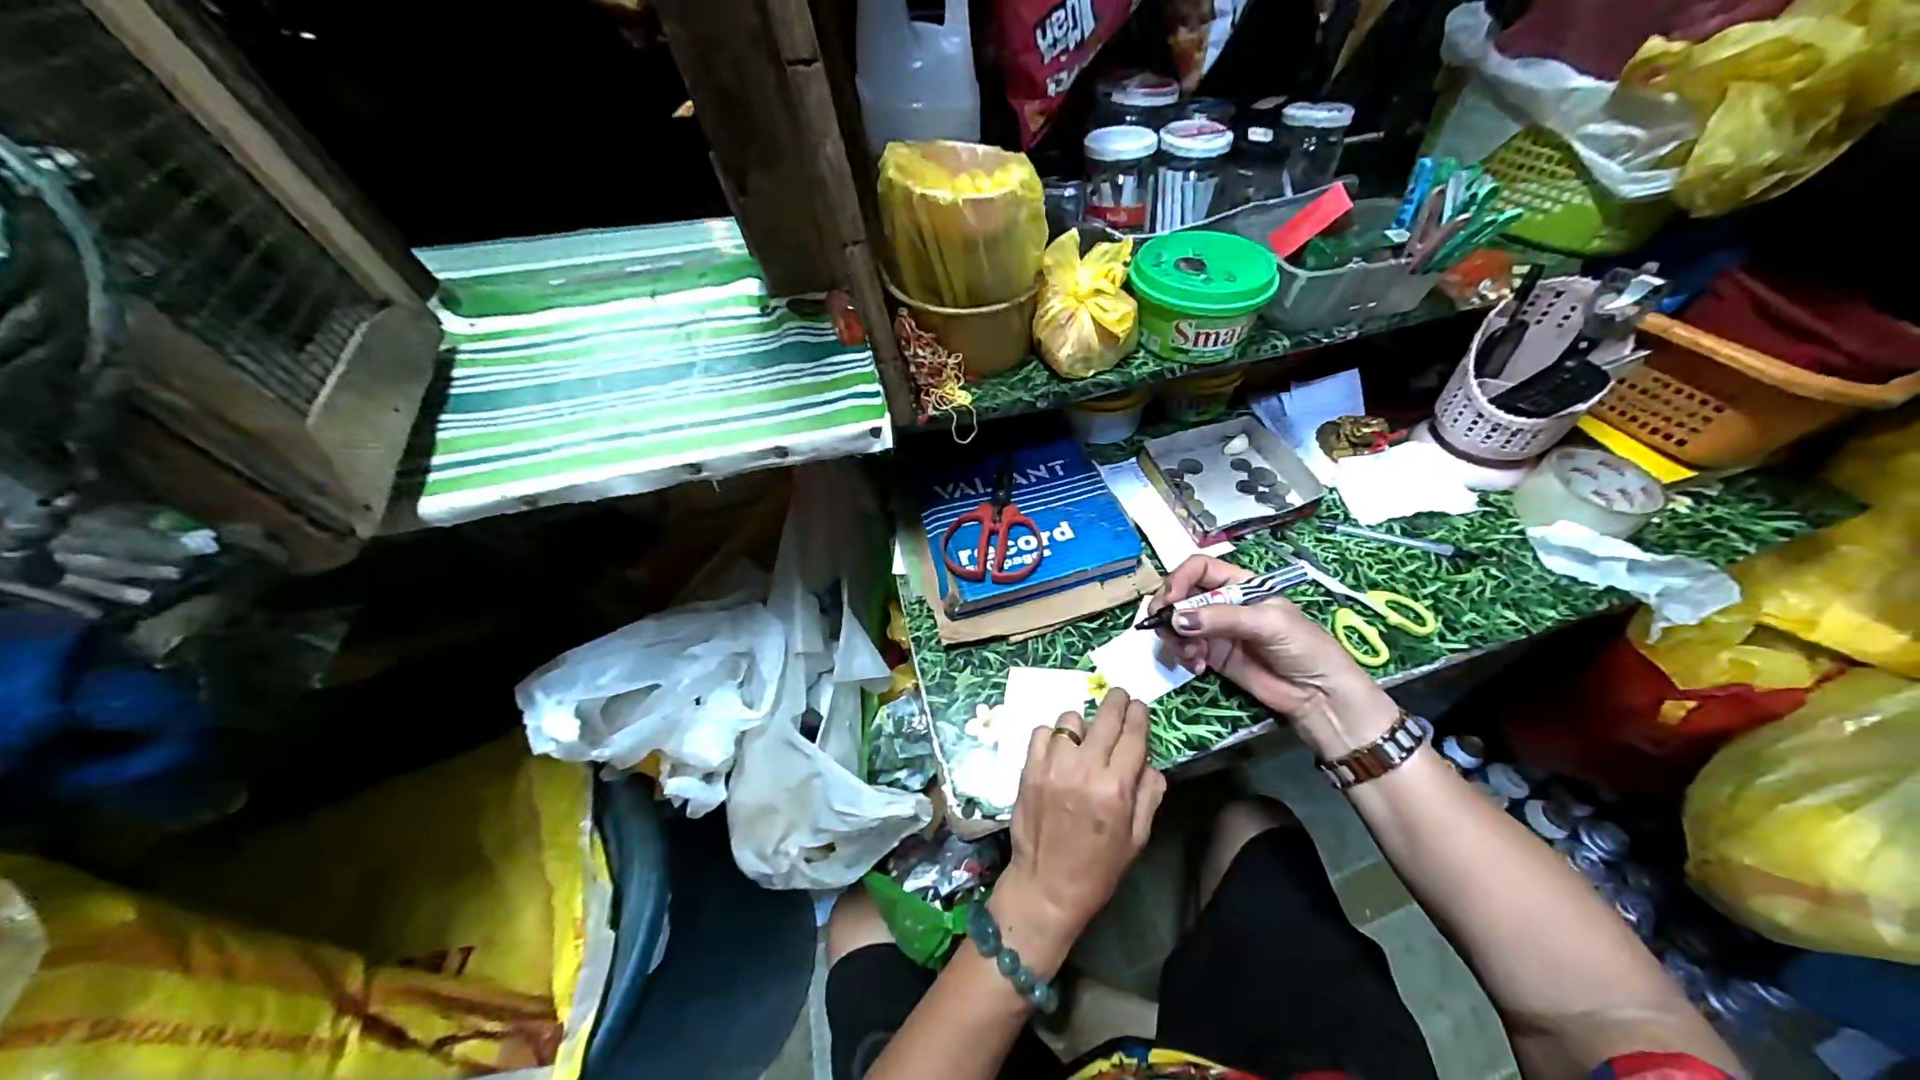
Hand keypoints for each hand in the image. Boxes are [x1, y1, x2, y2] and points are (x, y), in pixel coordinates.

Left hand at [993, 689, 1166, 972]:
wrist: (1046, 886)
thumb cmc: (1099, 868)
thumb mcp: (1137, 838)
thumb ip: (1148, 794)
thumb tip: (1148, 761)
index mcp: (1115, 788)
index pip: (1132, 736)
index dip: (1138, 715)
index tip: (1139, 705)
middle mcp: (1084, 770)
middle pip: (1104, 718)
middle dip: (1116, 702)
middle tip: (1119, 695)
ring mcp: (1052, 766)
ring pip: (1070, 720)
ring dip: (1083, 724)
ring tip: (1085, 738)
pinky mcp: (1028, 769)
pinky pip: (1042, 733)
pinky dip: (1053, 735)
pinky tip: (1060, 749)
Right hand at [1150, 555, 1399, 757]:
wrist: (1318, 694)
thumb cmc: (1303, 646)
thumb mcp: (1267, 623)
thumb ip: (1221, 617)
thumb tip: (1176, 619)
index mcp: (1240, 584)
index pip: (1199, 568)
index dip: (1179, 579)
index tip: (1170, 600)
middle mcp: (1222, 603)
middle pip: (1180, 594)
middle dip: (1168, 609)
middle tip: (1166, 628)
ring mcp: (1215, 630)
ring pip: (1176, 622)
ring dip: (1174, 637)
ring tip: (1191, 655)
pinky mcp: (1211, 655)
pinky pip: (1183, 648)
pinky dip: (1182, 655)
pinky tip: (1197, 666)